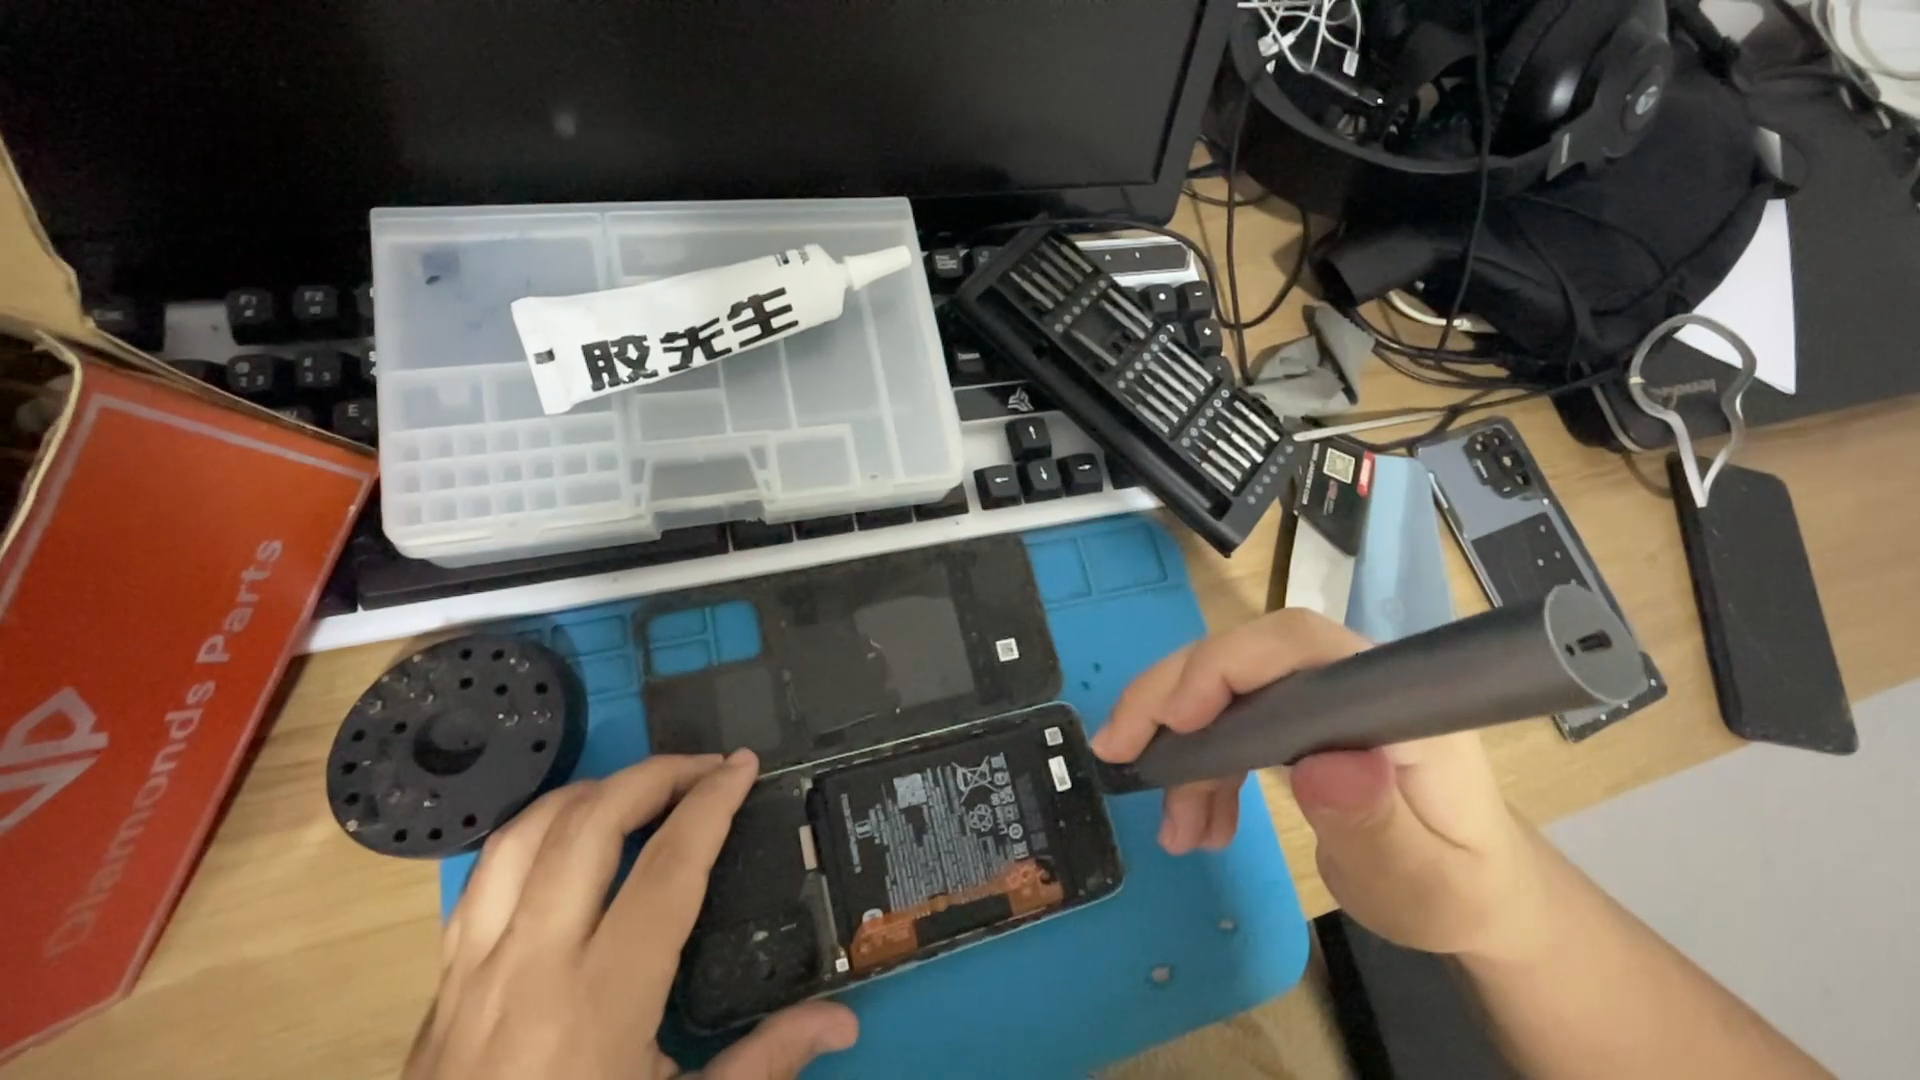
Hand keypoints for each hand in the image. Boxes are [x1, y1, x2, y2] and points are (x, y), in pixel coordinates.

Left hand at [405, 750, 858, 1079]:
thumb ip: (764, 1062)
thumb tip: (842, 1019)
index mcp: (602, 999)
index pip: (668, 867)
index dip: (710, 805)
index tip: (742, 767)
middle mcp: (532, 962)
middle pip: (589, 824)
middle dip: (654, 776)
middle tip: (704, 769)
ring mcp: (475, 965)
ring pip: (525, 834)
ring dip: (589, 791)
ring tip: (640, 787)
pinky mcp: (442, 978)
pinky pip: (484, 873)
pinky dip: (533, 831)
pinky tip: (566, 837)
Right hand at [1090, 608, 1555, 961]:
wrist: (1472, 896)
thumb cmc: (1455, 889)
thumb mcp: (1422, 880)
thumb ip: (1376, 824)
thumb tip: (1322, 764)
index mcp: (1395, 703)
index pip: (1302, 646)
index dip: (1229, 664)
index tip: (1178, 720)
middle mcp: (1349, 683)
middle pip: (1243, 658)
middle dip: (1169, 698)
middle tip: (1117, 749)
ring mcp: (1319, 702)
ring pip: (1222, 690)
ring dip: (1176, 748)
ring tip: (1170, 826)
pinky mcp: (1296, 724)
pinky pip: (1226, 726)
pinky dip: (1196, 772)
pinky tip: (1193, 823)